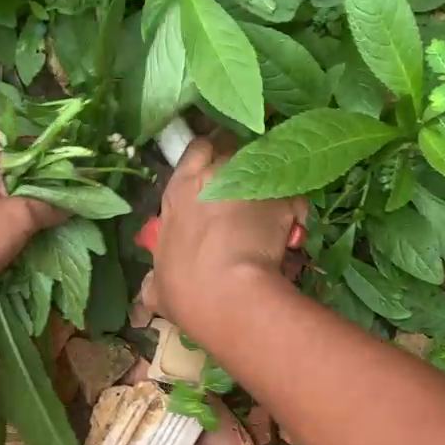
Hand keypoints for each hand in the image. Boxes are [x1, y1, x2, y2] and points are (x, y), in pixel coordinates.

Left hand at [0, 139, 62, 293]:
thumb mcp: (19, 220)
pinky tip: (16, 235)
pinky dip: (3, 219)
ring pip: (1, 194)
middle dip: (37, 194)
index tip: (73, 194)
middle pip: (15, 174)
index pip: (28, 155)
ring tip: (44, 226)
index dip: (53, 175)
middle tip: (61, 214)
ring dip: (21, 209)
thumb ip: (49, 206)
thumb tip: (75, 202)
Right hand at [149, 137, 305, 328]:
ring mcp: (252, 183)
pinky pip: (294, 197)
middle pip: (234, 150)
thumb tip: (150, 288)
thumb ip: (155, 278)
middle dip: (241, 166)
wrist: (229, 295)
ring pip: (267, 168)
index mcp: (180, 189)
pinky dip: (294, 210)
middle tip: (243, 192)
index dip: (209, 158)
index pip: (198, 149)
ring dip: (267, 185)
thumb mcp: (157, 285)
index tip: (214, 175)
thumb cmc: (185, 290)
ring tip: (268, 213)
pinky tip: (291, 233)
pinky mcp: (284, 199)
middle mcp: (216, 174)